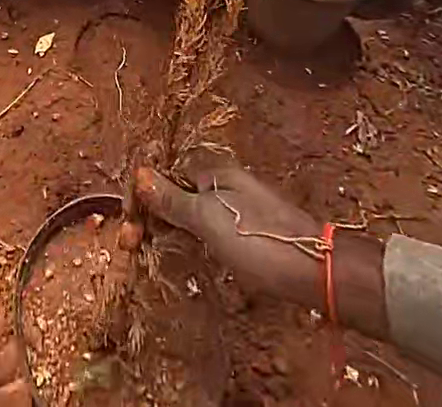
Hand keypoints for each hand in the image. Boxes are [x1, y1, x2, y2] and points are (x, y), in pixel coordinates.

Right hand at [134, 163, 324, 308]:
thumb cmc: (257, 238)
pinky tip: (179, 254)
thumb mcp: (208, 218)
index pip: (162, 176)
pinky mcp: (242, 233)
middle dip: (149, 216)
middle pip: (173, 193)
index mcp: (212, 172)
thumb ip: (172, 198)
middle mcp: (221, 184)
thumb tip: (139, 172)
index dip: (141, 198)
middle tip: (131, 246)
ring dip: (164, 229)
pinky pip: (203, 229)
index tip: (127, 229)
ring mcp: (232, 208)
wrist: (314, 271)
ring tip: (146, 250)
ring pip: (187, 213)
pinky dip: (185, 239)